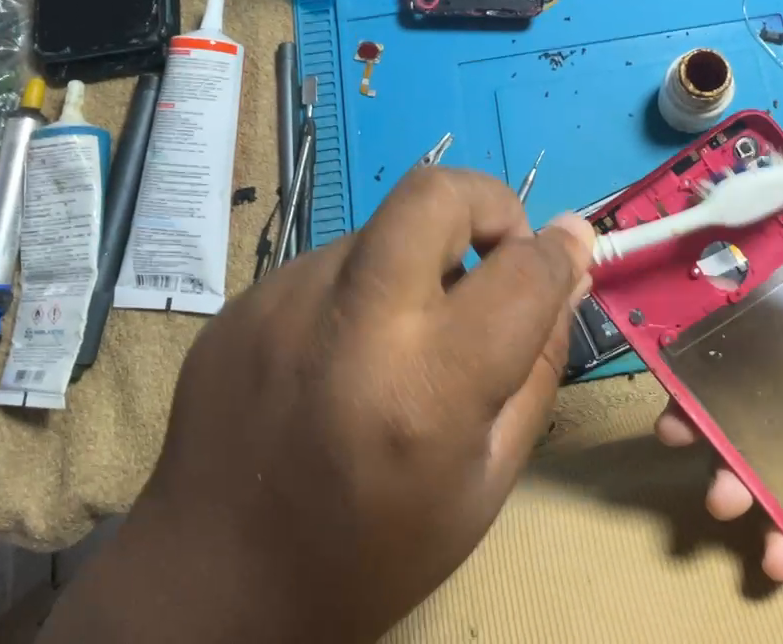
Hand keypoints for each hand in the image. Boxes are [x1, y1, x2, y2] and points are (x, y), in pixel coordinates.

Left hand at [136, 168, 594, 639]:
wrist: (214, 589)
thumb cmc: (374, 553)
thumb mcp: (486, 481)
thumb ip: (539, 366)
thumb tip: (568, 271)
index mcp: (427, 387)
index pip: (523, 271)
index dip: (560, 251)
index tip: (568, 249)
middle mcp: (353, 324)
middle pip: (435, 193)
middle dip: (488, 203)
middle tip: (494, 254)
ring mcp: (284, 302)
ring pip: (381, 229)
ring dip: (419, 259)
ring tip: (404, 335)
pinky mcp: (245, 302)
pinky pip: (332, 265)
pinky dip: (364, 289)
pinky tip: (344, 357)